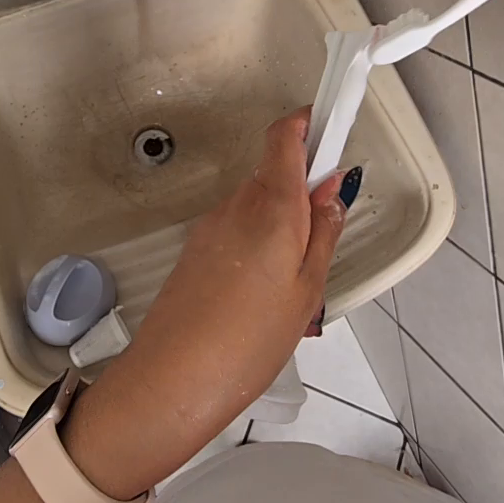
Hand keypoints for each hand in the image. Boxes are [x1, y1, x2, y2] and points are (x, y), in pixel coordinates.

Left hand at [61, 108, 345, 498]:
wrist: (172, 380)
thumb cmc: (251, 339)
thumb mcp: (307, 291)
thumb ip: (323, 234)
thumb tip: (331, 192)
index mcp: (272, 206)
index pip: (284, 136)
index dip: (309, 122)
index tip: (330, 131)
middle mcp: (237, 203)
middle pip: (274, 174)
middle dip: (302, 195)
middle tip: (321, 244)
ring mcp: (211, 224)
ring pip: (256, 205)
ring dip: (279, 225)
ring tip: (289, 286)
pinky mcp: (195, 247)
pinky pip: (236, 228)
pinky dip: (256, 243)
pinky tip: (258, 294)